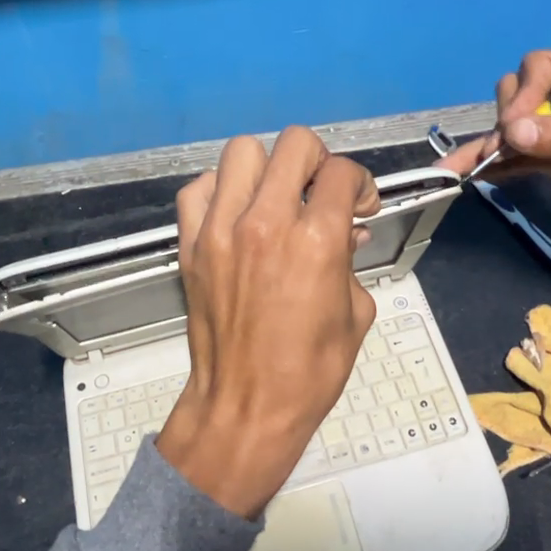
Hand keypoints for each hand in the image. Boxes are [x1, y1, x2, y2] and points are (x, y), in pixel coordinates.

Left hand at [157, 127, 381, 518]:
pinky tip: (237, 213)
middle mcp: (266, 221)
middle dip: (317, 161)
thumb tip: (344, 233)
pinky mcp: (191, 244)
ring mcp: (221, 229)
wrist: (245, 407)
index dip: (359, 184)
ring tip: (275, 198)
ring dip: (268, 167)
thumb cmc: (310, 371)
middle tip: (319, 193)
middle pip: (295, 143)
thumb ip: (350, 260)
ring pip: (242, 150)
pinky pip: (199, 188)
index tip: (358, 207)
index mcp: (316, 241)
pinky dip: (220, 190)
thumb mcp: (355, 313)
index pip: (341, 171)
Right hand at [436, 56, 550, 276]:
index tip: (513, 128)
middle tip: (505, 147)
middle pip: (522, 92)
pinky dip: (501, 165)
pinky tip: (475, 175)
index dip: (523, 93)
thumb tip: (511, 131)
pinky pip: (523, 157)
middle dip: (506, 117)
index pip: (543, 66)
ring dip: (490, 146)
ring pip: (517, 127)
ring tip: (455, 169)